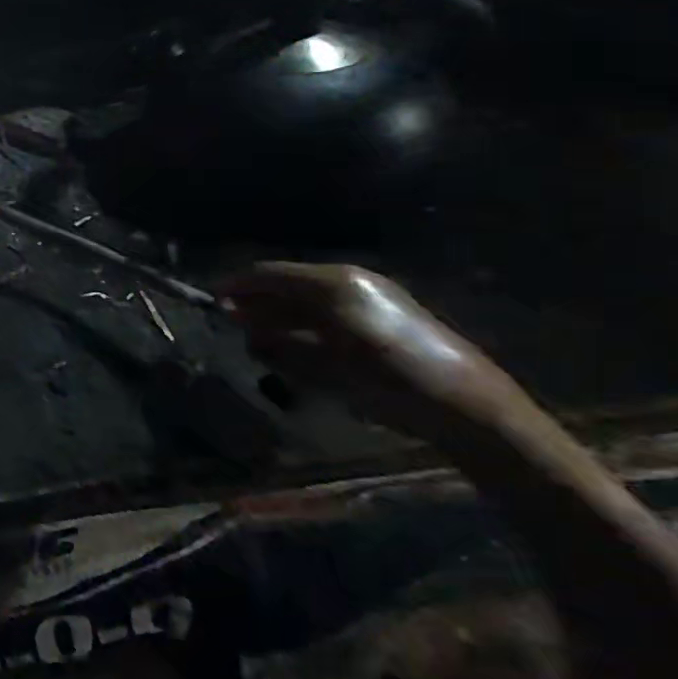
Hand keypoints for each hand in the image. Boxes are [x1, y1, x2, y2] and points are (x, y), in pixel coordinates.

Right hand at [217, 262, 534, 447]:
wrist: (465, 404)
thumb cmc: (388, 381)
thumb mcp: (326, 367)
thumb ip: (282, 345)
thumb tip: (248, 334)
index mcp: (332, 284)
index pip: (270, 274)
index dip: (238, 286)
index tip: (212, 300)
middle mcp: (348, 281)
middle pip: (287, 283)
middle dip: (257, 300)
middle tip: (230, 320)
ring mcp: (369, 294)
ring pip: (307, 296)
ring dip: (279, 312)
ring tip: (257, 335)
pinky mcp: (384, 313)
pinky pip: (329, 308)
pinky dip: (305, 320)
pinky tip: (295, 342)